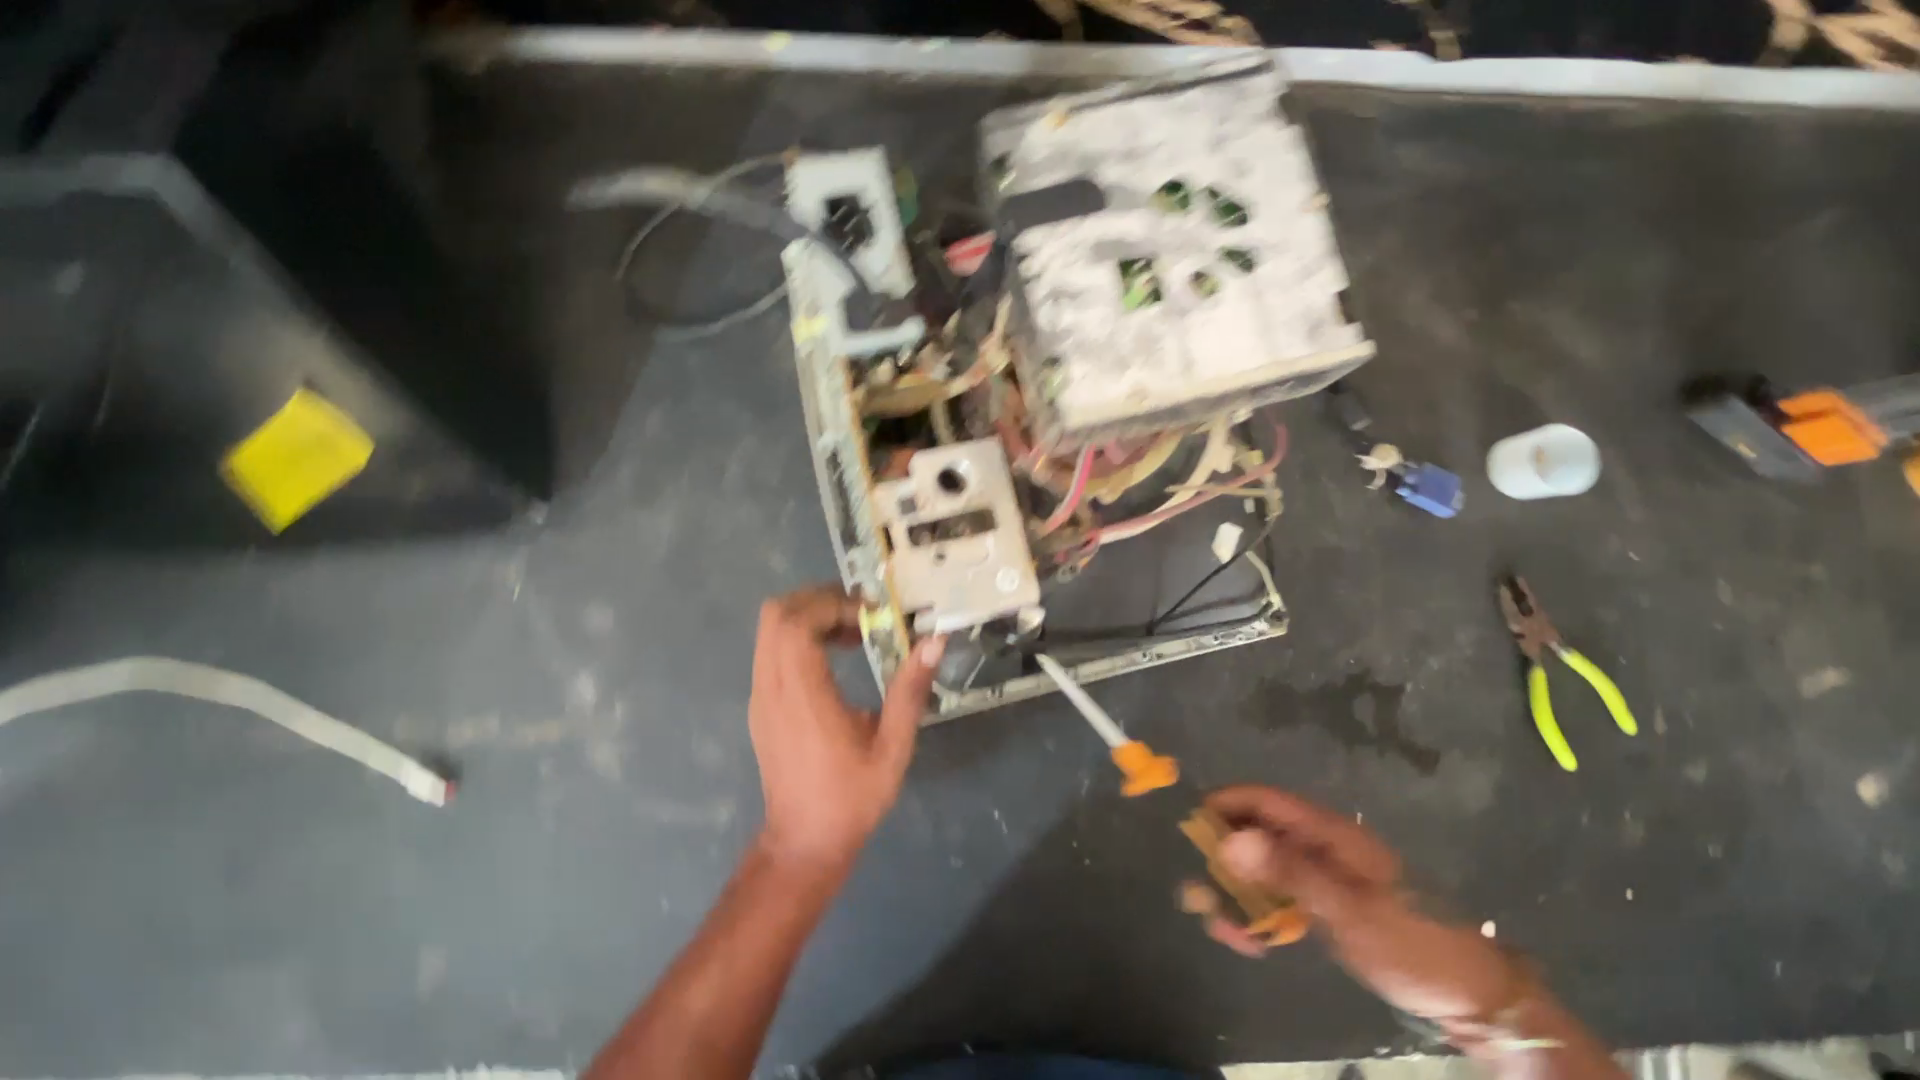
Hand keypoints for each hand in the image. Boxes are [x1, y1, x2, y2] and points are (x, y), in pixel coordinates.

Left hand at [748, 586, 944, 869]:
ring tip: (853, 635)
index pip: (798, 623)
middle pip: (777, 615)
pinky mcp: (760, 706)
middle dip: (819, 601)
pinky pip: (771, 653)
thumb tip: (934, 642)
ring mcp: (760, 696)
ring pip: (770, 631)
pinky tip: (835, 662)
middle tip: (862, 615)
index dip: (832, 605)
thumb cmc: (851, 798)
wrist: (804, 842)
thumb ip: (910, 691)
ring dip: (810, 619)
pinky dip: (799, 639)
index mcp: (802, 695)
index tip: (871, 616)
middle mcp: (772, 688)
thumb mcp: (892, 748)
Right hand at [1203, 786, 1521, 1022]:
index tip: (1189, 829)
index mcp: (1330, 834)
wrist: (1470, 995)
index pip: (1265, 800)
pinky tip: (1254, 943)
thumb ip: (1290, 873)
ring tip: (1225, 931)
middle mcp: (1321, 847)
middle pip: (1255, 835)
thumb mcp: (1349, 910)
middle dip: (1223, 861)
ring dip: (1236, 895)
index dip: (1225, 805)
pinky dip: (1259, 915)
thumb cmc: (1412, 943)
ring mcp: (1322, 876)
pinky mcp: (1324, 905)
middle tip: (1199, 897)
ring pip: (1261, 871)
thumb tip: (1230, 839)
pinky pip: (1277, 899)